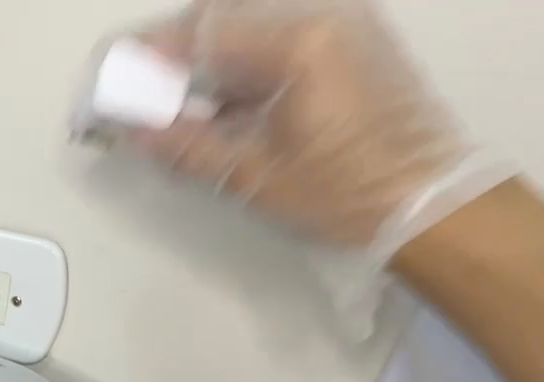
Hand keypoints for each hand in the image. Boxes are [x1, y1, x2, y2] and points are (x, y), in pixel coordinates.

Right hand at [122, 0, 510, 258]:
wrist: (430, 200)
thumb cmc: (343, 195)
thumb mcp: (255, 177)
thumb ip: (188, 148)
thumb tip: (133, 132)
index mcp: (298, 43)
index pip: (204, 31)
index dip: (150, 52)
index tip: (113, 75)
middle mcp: (323, 13)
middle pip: (225, 14)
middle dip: (174, 49)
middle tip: (138, 88)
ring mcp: (344, 20)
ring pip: (252, 21)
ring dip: (206, 54)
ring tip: (173, 97)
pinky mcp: (353, 37)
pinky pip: (280, 32)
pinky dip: (241, 58)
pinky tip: (223, 96)